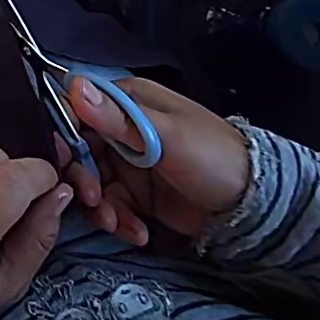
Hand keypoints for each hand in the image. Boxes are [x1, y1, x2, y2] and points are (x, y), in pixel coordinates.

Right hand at [58, 77, 250, 245]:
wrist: (254, 205)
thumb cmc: (213, 157)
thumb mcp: (166, 136)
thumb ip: (119, 117)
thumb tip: (75, 85)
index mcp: (128, 101)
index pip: (80, 111)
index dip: (67, 137)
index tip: (65, 164)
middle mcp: (123, 128)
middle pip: (81, 151)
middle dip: (83, 179)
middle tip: (94, 201)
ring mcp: (130, 162)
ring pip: (94, 182)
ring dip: (100, 206)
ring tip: (117, 225)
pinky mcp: (138, 193)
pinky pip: (113, 205)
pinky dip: (119, 221)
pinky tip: (137, 233)